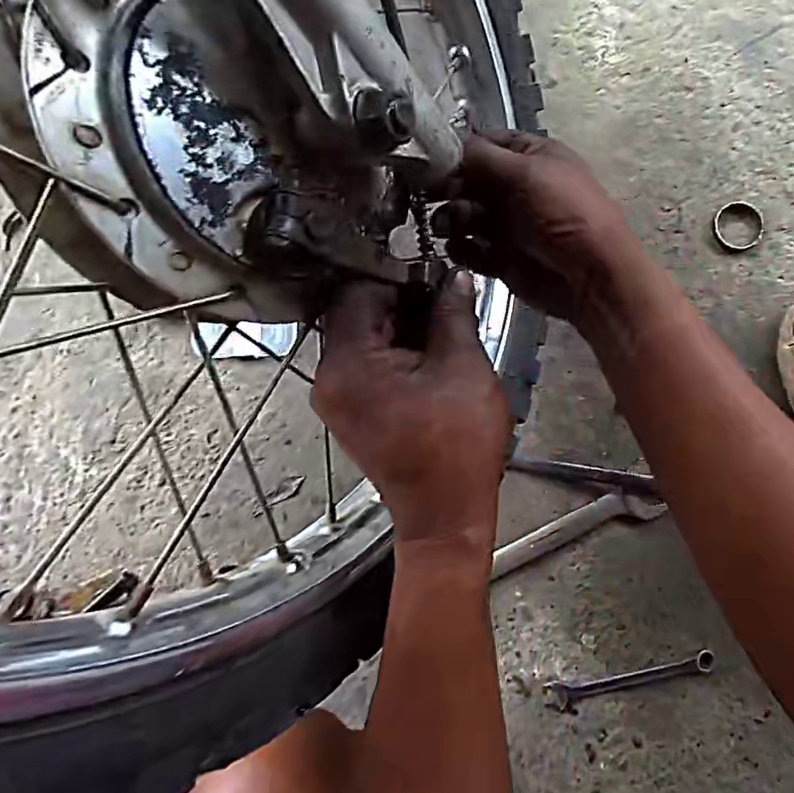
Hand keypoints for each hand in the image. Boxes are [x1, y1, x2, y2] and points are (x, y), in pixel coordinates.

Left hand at [311, 274, 511, 549]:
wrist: (447, 512)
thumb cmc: (456, 450)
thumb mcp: (464, 368)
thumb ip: (453, 314)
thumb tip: (453, 280)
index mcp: (348, 366)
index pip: (358, 291)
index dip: (400, 280)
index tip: (433, 284)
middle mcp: (329, 382)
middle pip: (356, 316)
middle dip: (403, 307)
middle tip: (444, 312)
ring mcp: (337, 401)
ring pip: (363, 341)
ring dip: (401, 332)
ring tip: (442, 342)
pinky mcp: (352, 415)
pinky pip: (366, 368)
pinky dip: (395, 358)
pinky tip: (431, 366)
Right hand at [432, 131, 639, 320]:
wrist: (591, 274)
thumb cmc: (566, 213)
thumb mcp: (527, 172)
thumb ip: (484, 157)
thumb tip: (450, 145)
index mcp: (533, 159)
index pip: (487, 145)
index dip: (459, 150)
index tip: (431, 159)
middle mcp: (519, 190)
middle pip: (470, 181)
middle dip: (450, 187)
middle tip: (431, 196)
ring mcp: (511, 226)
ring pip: (467, 216)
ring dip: (452, 219)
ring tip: (448, 227)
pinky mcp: (504, 259)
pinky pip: (473, 250)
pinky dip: (462, 249)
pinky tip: (458, 249)